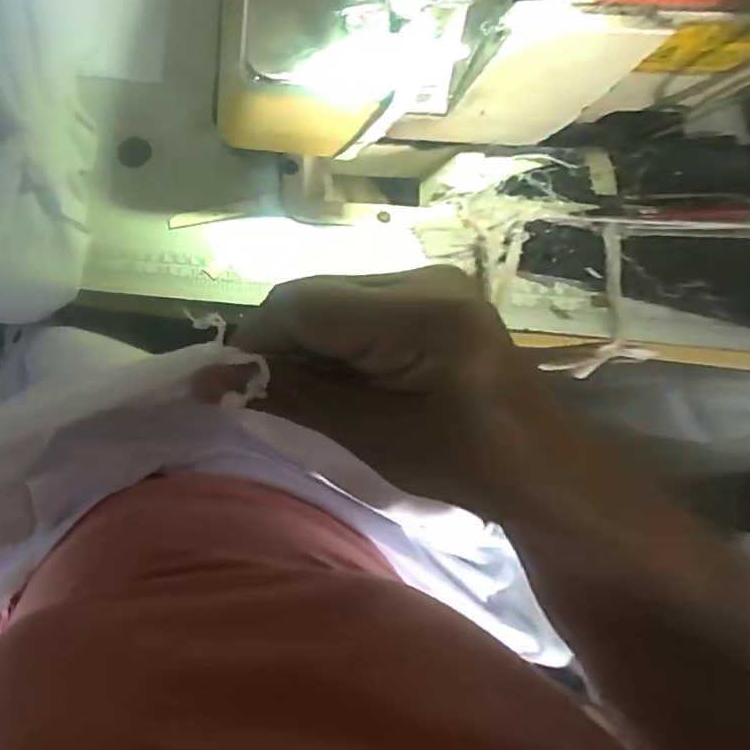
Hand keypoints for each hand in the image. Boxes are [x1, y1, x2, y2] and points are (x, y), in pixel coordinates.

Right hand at [234, 266, 588, 521]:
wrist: (546, 470)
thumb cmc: (462, 465)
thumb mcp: (364, 434)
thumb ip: (285, 396)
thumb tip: (203, 381)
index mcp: (420, 315)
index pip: (301, 305)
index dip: (253, 341)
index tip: (227, 382)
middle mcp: (422, 278)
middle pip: (308, 294)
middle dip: (273, 340)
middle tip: (260, 388)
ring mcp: (424, 280)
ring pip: (321, 295)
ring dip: (295, 338)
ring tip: (300, 384)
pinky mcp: (422, 290)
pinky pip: (345, 301)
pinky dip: (322, 334)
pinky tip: (332, 370)